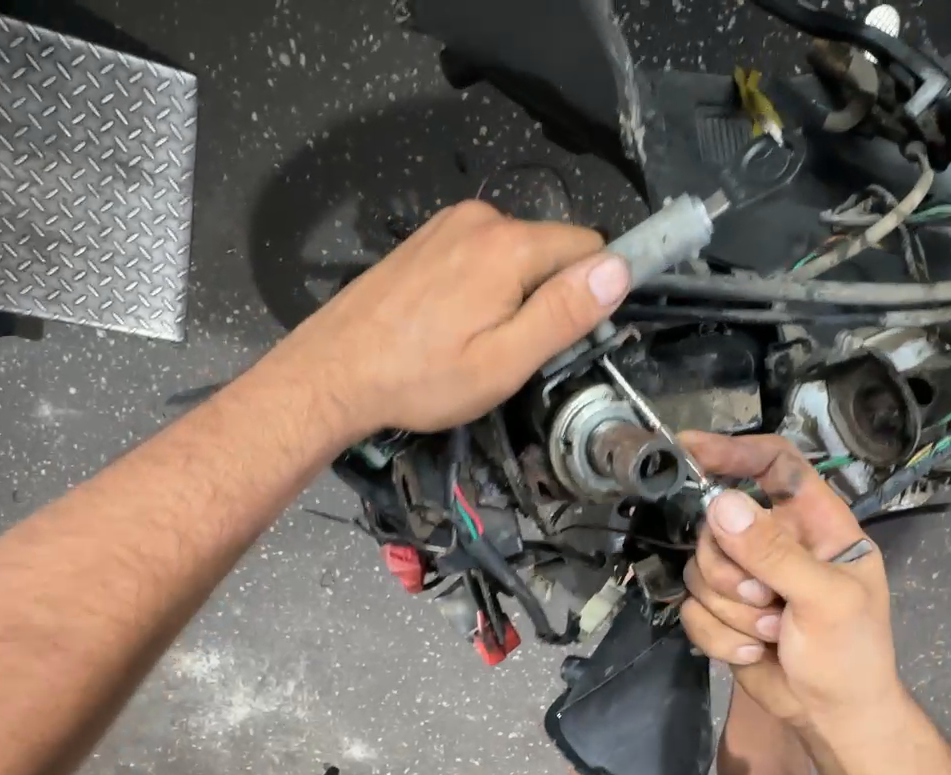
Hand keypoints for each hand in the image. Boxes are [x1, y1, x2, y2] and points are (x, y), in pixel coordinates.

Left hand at [277, 200, 629, 435]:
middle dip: (551, 295)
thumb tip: (618, 269)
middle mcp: (482, 219)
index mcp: (509, 246)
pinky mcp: (425, 238)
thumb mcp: (504, 362)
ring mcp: (448, 225)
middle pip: (552, 250)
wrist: (332, 373)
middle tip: (516, 350)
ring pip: (517, 253)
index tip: (571, 337)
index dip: (592, 293)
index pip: (591, 248)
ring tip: (478, 340)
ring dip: (516, 292)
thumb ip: (563, 314)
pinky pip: (481, 253)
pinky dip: (485, 284)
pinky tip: (453, 322)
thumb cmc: (421, 379)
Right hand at [678, 433, 903, 731]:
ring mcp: (745, 578)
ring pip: (699, 569)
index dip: (734, 452)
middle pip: (719, 523)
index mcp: (814, 523)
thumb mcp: (826, 600)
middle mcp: (775, 542)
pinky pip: (691, 609)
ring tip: (769, 634)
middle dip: (732, 571)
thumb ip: (774, 552)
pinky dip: (717, 637)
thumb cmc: (852, 654)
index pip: (773, 465)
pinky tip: (751, 653)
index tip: (688, 450)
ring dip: (730, 611)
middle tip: (766, 601)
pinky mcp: (721, 613)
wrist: (833, 717)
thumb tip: (720, 505)